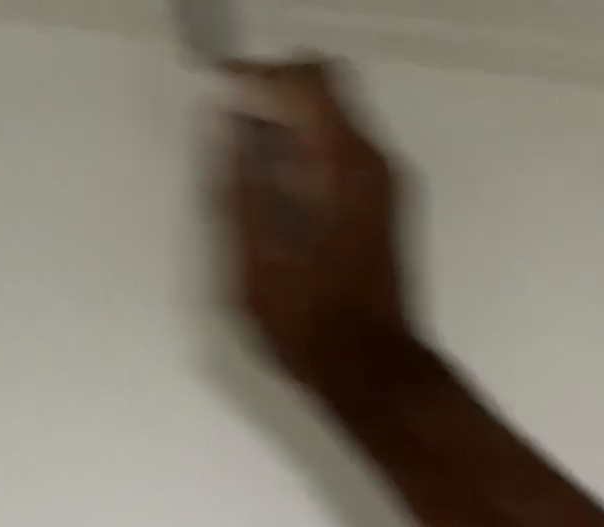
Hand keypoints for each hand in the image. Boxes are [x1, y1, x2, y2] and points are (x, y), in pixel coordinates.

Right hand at [218, 60, 417, 404]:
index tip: (218, 97)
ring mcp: (386, 185)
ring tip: (245, 167)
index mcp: (343, 166)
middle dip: (271, 96)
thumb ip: (237, 187)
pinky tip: (277, 196)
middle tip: (230, 131)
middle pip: (322, 88)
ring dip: (287, 127)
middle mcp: (374, 162)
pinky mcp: (384, 209)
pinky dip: (306, 154)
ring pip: (334, 120)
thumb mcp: (255, 264)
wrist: (373, 372)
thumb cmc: (310, 328)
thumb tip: (222, 125)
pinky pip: (343, 154)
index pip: (302, 79)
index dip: (254, 77)